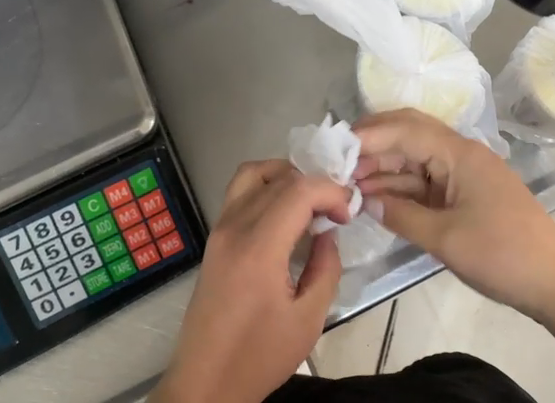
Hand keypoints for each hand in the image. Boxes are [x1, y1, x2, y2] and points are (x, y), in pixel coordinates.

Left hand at [152, 160, 352, 402]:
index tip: (349, 213)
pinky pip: (239, 191)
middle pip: (279, 178)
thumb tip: (328, 235)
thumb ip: (325, 270)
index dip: (330, 191)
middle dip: (314, 185)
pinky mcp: (214, 237)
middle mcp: (235, 227)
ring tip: (310, 203)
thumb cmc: (259, 356)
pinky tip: (285, 212)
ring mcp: (220, 228)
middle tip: (336, 212)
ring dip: (287, 177)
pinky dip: (266, 186)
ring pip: (254, 174)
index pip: (298, 190)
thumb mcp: (307, 321)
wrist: (206, 380)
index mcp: (259, 247)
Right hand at [354, 109, 554, 321]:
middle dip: (373, 144)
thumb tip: (365, 200)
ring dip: (383, 168)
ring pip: (415, 159)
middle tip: (337, 160)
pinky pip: (426, 181)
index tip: (335, 148)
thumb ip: (400, 215)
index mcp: (459, 152)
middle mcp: (460, 154)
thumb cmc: (503, 254)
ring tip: (347, 183)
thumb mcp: (445, 238)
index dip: (369, 136)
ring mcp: (464, 175)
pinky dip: (400, 187)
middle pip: (409, 134)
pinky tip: (375, 198)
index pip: (405, 129)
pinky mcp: (466, 195)